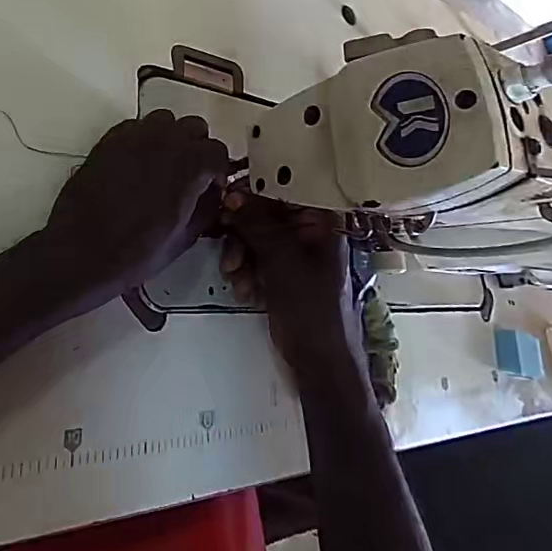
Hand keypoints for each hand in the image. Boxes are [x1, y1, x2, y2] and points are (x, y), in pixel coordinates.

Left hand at [40, 110, 228, 291]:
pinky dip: (142, 139)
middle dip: (196, 148)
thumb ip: (205, 207)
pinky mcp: (108, 141)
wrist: (83, 250)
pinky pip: (134, 128)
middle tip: (190, 174)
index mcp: (189, 163)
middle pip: (193, 128)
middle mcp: (164, 141)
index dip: (217, 171)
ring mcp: (133, 137)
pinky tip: (137, 165)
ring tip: (163, 165)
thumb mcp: (184, 236)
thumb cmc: (134, 251)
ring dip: (170, 138)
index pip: (218, 151)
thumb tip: (210, 195)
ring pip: (164, 121)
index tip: (211, 186)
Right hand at [219, 189, 359, 376]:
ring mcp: (294, 254)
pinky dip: (245, 272)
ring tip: (236, 278)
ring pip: (255, 238)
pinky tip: (244, 290)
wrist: (318, 360)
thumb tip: (232, 195)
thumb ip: (256, 224)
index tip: (228, 198)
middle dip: (243, 233)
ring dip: (240, 256)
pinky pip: (254, 259)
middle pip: (265, 214)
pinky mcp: (280, 273)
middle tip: (229, 249)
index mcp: (322, 221)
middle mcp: (309, 232)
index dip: (255, 192)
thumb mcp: (281, 260)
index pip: (286, 190)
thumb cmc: (311, 307)